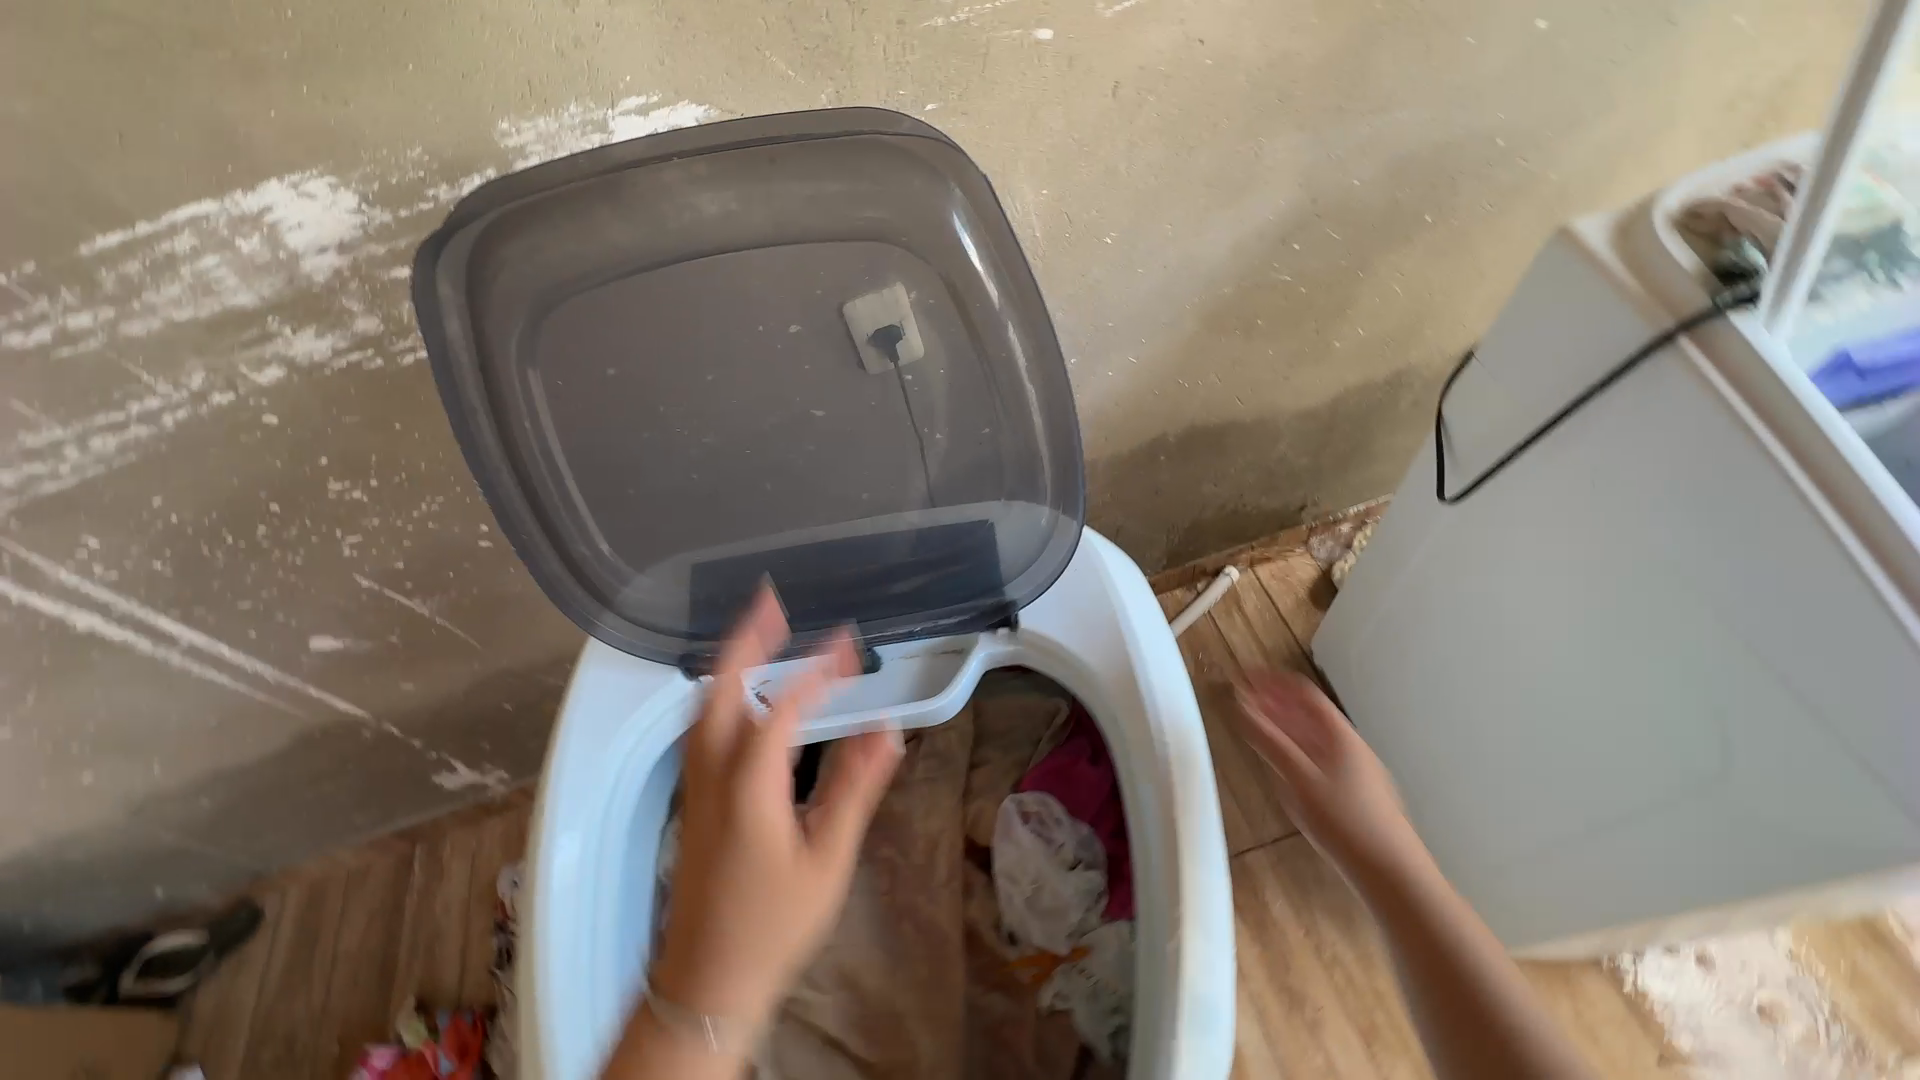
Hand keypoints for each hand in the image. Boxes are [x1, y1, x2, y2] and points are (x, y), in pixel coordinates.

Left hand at [648, 586, 903, 1038]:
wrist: (707, 980)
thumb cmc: (773, 924)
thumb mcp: (827, 859)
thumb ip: (855, 788)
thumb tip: (887, 733)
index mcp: (748, 787)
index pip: (782, 707)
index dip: (816, 669)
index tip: (848, 645)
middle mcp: (712, 775)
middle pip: (721, 689)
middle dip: (745, 639)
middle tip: (773, 601)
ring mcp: (694, 786)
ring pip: (703, 706)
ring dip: (729, 661)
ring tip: (759, 631)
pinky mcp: (691, 799)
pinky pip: (700, 727)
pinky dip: (720, 692)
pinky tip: (740, 692)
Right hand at [1232, 669, 1430, 892]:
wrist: (1392, 872)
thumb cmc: (1345, 821)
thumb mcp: (1300, 781)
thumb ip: (1270, 743)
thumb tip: (1242, 708)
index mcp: (1339, 736)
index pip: (1303, 693)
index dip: (1273, 682)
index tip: (1244, 676)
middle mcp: (1349, 746)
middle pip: (1308, 714)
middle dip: (1274, 702)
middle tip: (1242, 698)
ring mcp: (1354, 769)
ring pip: (1313, 737)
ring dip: (1282, 725)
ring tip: (1254, 724)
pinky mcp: (1354, 792)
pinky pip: (1318, 757)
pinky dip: (1294, 749)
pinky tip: (1281, 762)